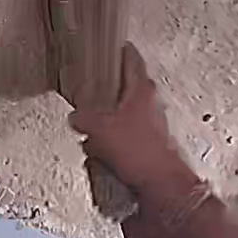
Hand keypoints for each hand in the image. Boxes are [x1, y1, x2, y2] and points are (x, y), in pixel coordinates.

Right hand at [69, 44, 208, 226]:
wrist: (161, 193)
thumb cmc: (140, 153)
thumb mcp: (100, 127)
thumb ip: (84, 117)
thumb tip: (76, 118)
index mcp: (142, 91)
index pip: (130, 59)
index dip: (118, 50)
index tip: (108, 44)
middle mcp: (149, 107)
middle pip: (122, 91)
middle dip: (103, 97)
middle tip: (87, 97)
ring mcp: (149, 131)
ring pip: (119, 119)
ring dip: (104, 128)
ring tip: (91, 137)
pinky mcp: (145, 153)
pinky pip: (119, 144)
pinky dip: (108, 149)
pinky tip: (100, 158)